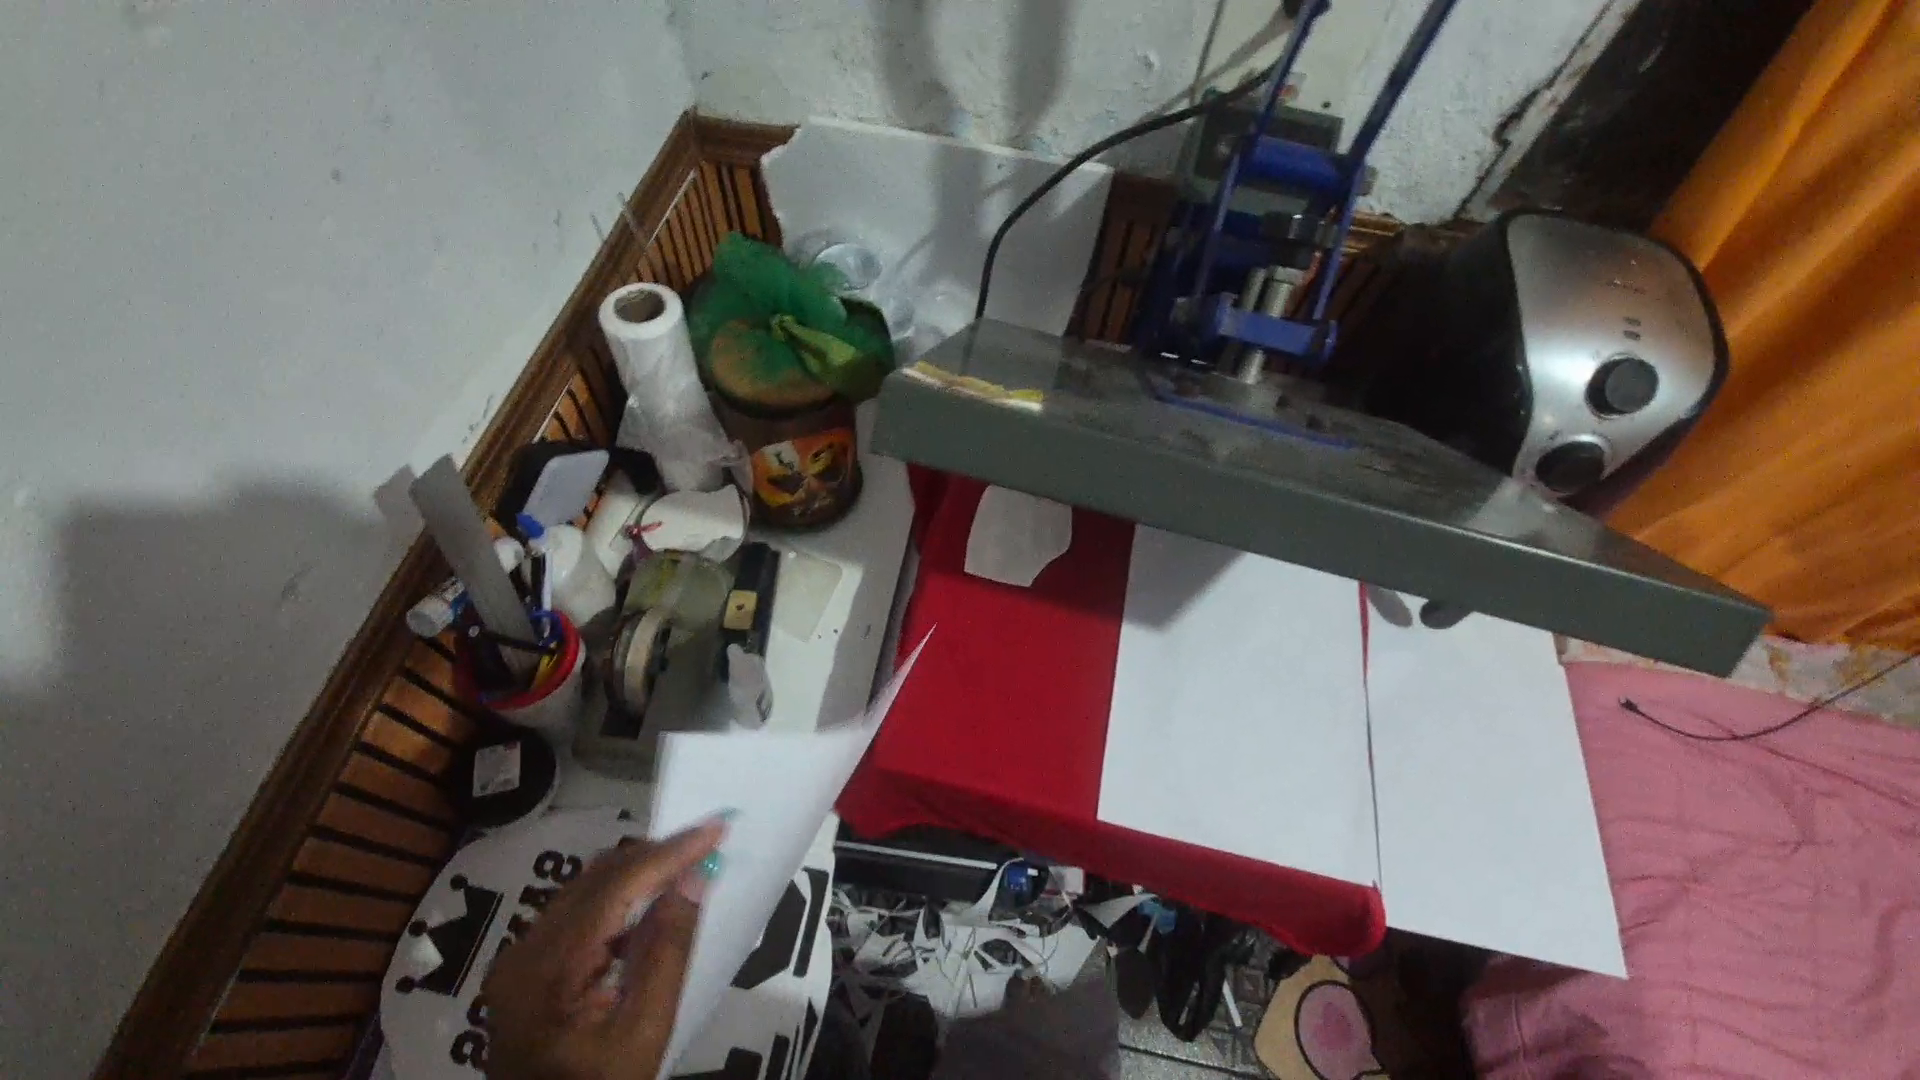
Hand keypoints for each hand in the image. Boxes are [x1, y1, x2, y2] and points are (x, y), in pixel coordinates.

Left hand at [481, 819, 724, 1079]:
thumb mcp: (644, 1031)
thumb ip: (668, 950)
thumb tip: (695, 877)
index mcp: (546, 971)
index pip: (614, 889)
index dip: (668, 854)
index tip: (716, 829)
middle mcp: (522, 953)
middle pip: (596, 880)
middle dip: (656, 855)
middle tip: (708, 842)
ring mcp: (520, 958)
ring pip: (587, 887)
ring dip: (640, 870)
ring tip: (689, 862)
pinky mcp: (528, 966)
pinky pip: (580, 910)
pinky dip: (621, 895)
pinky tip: (654, 897)